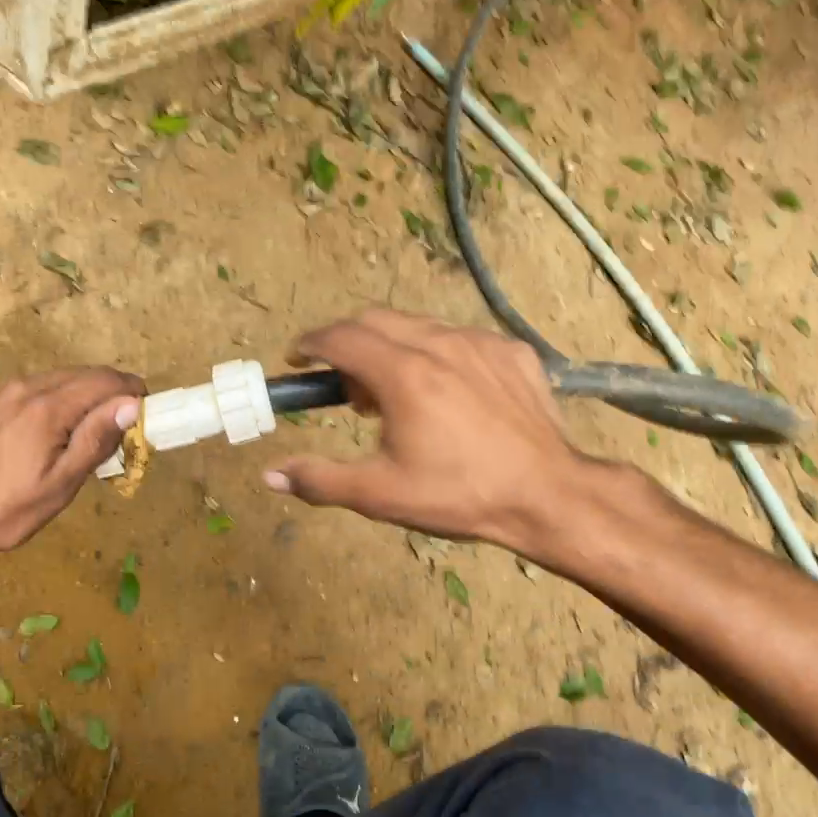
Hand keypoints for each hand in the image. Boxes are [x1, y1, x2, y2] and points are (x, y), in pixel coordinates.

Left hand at [0, 368, 143, 562]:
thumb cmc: (5, 510)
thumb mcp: (59, 485)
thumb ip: (96, 440)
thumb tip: (130, 404)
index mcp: (49, 407)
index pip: (105, 381)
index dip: (132, 392)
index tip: (144, 414)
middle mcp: (26, 387)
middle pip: (82, 375)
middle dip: (109, 394)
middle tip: (120, 429)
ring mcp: (1, 392)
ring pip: (56, 380)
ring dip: (81, 397)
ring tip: (87, 433)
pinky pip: (31, 390)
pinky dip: (52, 400)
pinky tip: (49, 431)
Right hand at [263, 310, 591, 552]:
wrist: (548, 495)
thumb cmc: (457, 496)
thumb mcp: (380, 495)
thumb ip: (320, 480)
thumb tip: (269, 474)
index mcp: (403, 375)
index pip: (341, 337)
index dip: (311, 344)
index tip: (298, 359)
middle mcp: (440, 345)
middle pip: (375, 320)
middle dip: (347, 344)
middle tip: (347, 390)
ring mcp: (480, 343)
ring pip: (418, 327)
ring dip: (390, 349)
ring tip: (396, 396)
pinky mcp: (512, 351)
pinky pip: (458, 339)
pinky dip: (435, 355)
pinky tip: (445, 395)